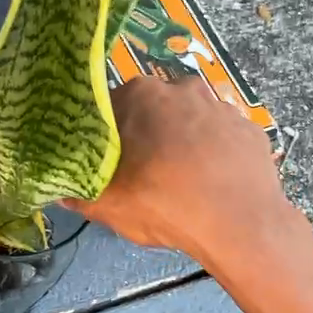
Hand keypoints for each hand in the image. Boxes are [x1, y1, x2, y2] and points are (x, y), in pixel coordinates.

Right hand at [63, 77, 292, 261]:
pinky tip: (208, 183)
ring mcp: (221, 106)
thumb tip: (63, 192)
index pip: (109, 110)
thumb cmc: (164, 204)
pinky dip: (212, 155)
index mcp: (141, 96)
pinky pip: (220, 138)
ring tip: (176, 181)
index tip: (103, 163)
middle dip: (144, 136)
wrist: (239, 224)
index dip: (103, 138)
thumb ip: (80, 195)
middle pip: (151, 112)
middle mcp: (182, 88)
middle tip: (139, 173)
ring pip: (188, 122)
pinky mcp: (249, 128)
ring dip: (179, 144)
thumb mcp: (108, 207)